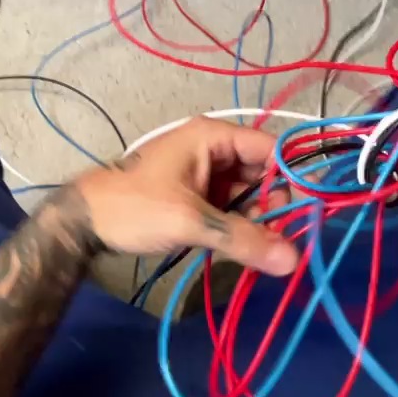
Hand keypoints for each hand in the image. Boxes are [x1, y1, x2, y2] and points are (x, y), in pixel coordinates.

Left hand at [71, 117, 299, 275]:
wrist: (89, 220)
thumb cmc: (136, 207)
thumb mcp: (190, 221)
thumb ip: (242, 238)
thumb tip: (294, 260)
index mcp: (212, 136)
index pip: (269, 148)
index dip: (291, 176)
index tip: (309, 214)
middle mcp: (214, 147)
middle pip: (264, 171)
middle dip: (275, 203)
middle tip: (279, 240)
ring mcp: (207, 171)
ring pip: (251, 191)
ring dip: (260, 218)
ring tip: (262, 248)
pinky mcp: (200, 194)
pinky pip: (234, 205)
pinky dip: (243, 224)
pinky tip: (246, 247)